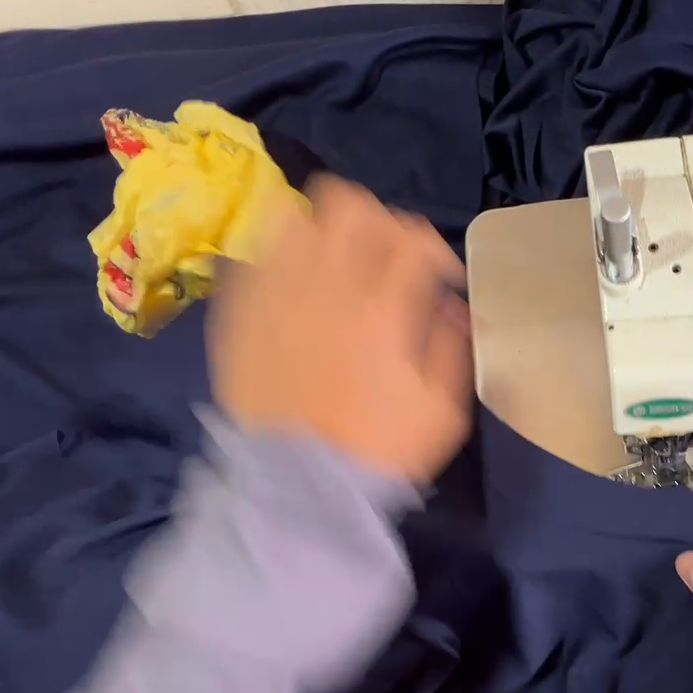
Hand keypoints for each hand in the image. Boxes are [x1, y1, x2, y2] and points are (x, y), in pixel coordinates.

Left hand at [210, 176, 471, 481]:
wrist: (299, 486)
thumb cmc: (379, 450)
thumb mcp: (442, 410)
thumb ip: (453, 347)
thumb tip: (452, 305)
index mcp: (383, 311)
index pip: (413, 237)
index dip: (436, 249)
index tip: (441, 278)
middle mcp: (325, 286)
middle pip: (352, 205)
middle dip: (382, 223)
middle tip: (390, 259)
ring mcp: (274, 293)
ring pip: (297, 215)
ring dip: (329, 231)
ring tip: (340, 264)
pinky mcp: (239, 309)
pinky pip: (256, 252)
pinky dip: (284, 256)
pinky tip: (299, 285)